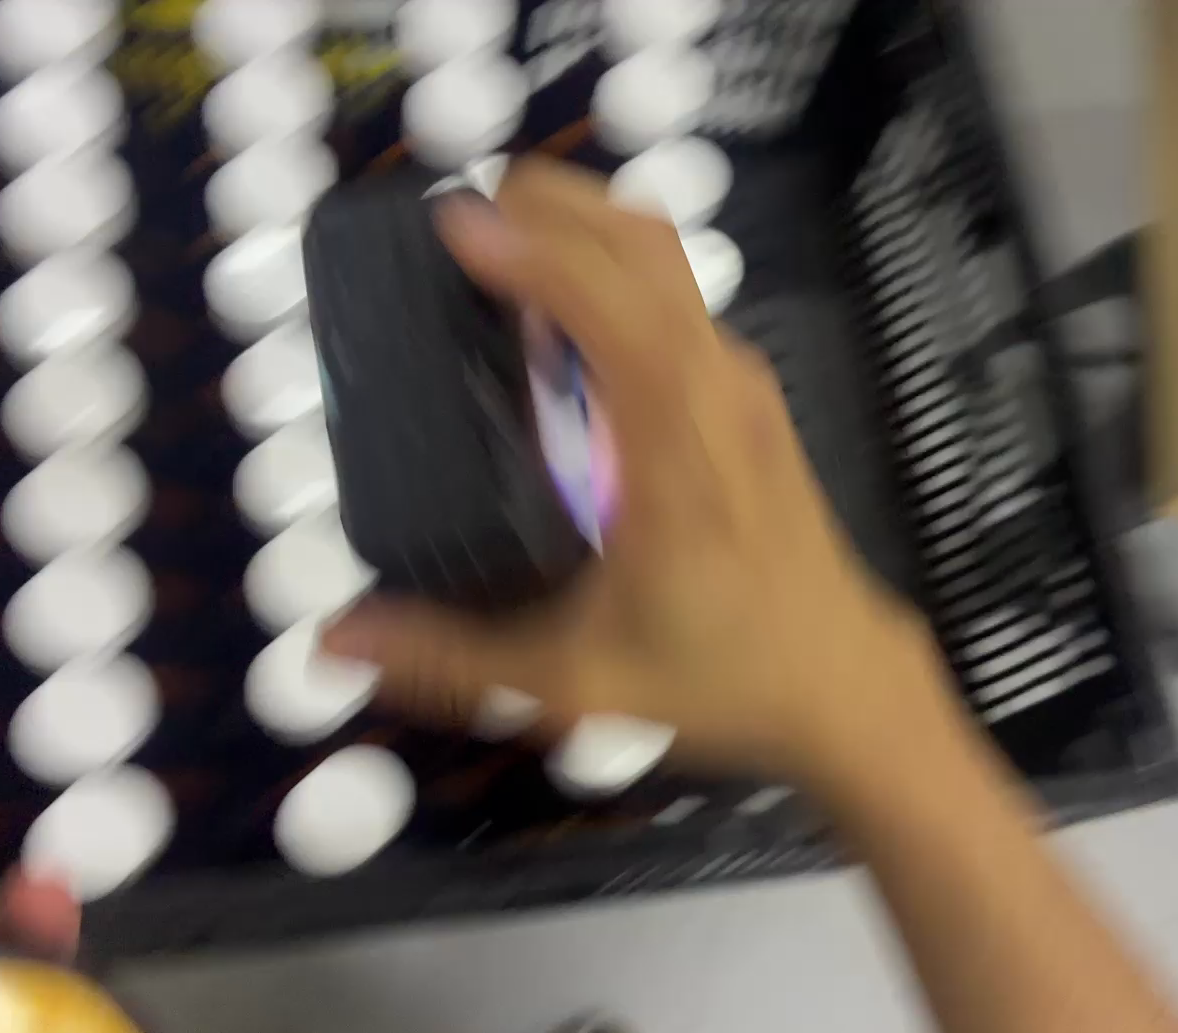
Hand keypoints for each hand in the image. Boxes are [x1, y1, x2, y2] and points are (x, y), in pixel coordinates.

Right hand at [321, 159, 956, 782]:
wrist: (839, 677)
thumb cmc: (720, 674)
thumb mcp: (575, 680)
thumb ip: (454, 658)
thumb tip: (339, 640)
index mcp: (676, 447)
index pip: (610, 306)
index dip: (531, 253)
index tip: (453, 228)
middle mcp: (718, 391)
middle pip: (640, 246)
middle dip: (551, 207)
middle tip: (462, 228)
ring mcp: (743, 387)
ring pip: (666, 263)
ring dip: (583, 232)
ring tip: (503, 257)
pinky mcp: (751, 399)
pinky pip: (678, 302)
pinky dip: (615, 277)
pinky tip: (566, 326)